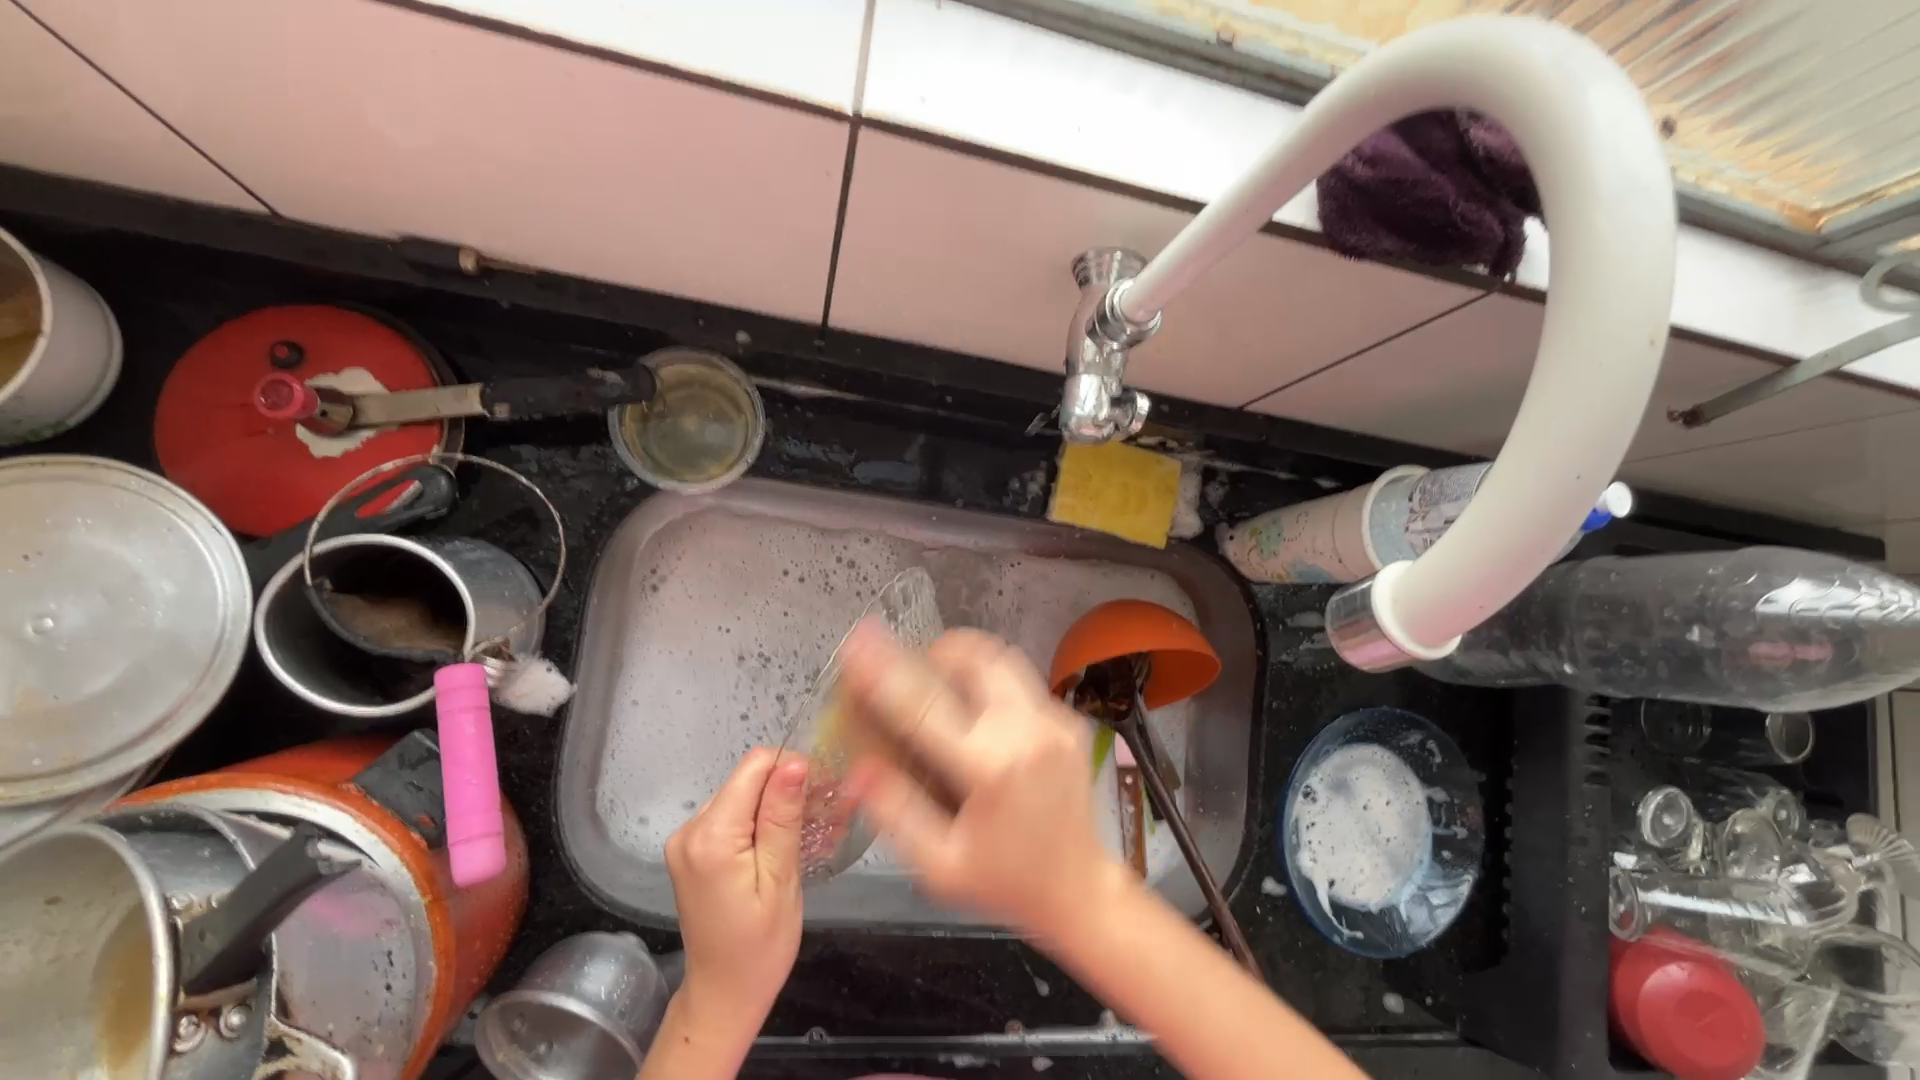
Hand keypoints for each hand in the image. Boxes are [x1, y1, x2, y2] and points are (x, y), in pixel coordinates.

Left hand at [664, 747, 807, 1030]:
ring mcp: (684, 839)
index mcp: (711, 836)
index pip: (754, 766)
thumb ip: (782, 817)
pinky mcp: (689, 849)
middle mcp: (689, 828)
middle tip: (822, 818)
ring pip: (740, 794)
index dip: (792, 769)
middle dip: (786, 789)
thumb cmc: (760, 947)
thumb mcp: (781, 880)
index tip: (822, 793)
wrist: (723, 994)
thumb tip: (795, 763)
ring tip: (805, 835)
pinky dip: (756, 822)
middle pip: (746, 779)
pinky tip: (778, 846)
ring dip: (773, 806)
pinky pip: (729, 815)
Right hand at [839, 623, 1126, 937]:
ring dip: (966, 659)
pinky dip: (992, 682)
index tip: (859, 644)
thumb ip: (896, 813)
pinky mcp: (1069, 723)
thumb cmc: (1006, 884)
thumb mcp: (939, 866)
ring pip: (1003, 658)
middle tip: (910, 668)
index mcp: (990, 767)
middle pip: (975, 657)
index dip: (885, 671)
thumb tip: (858, 770)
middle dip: (935, 652)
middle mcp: (1026, 732)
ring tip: (940, 680)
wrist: (1081, 890)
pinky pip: (1023, 682)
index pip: (924, 704)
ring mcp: (1054, 722)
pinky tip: (977, 714)